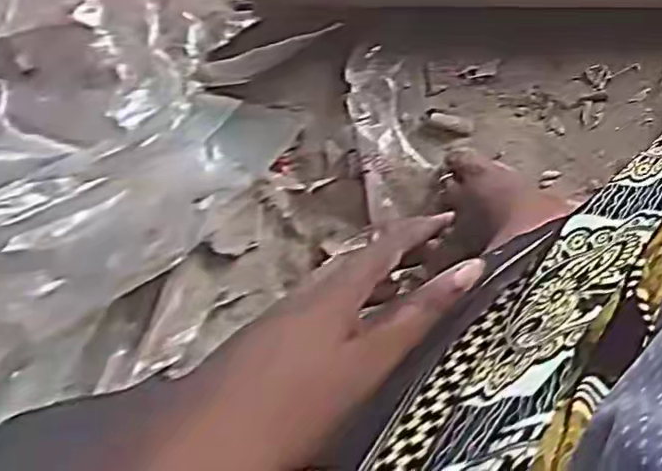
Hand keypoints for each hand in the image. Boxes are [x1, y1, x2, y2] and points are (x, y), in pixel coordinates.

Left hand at [132, 214, 484, 470]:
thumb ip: (420, 313)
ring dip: (372, 284)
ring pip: (334, 290)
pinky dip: (347, 308)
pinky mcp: (251, 354)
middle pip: (358, 264)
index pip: (387, 244)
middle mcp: (303, 296)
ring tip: (401, 294)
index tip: (452, 215)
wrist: (186, 463)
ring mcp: (272, 325)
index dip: (422, 228)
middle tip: (435, 255)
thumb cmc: (293, 406)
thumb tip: (474, 264)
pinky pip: (315, 312)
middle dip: (398, 254)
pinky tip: (349, 336)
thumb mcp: (369, 362)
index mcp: (334, 291)